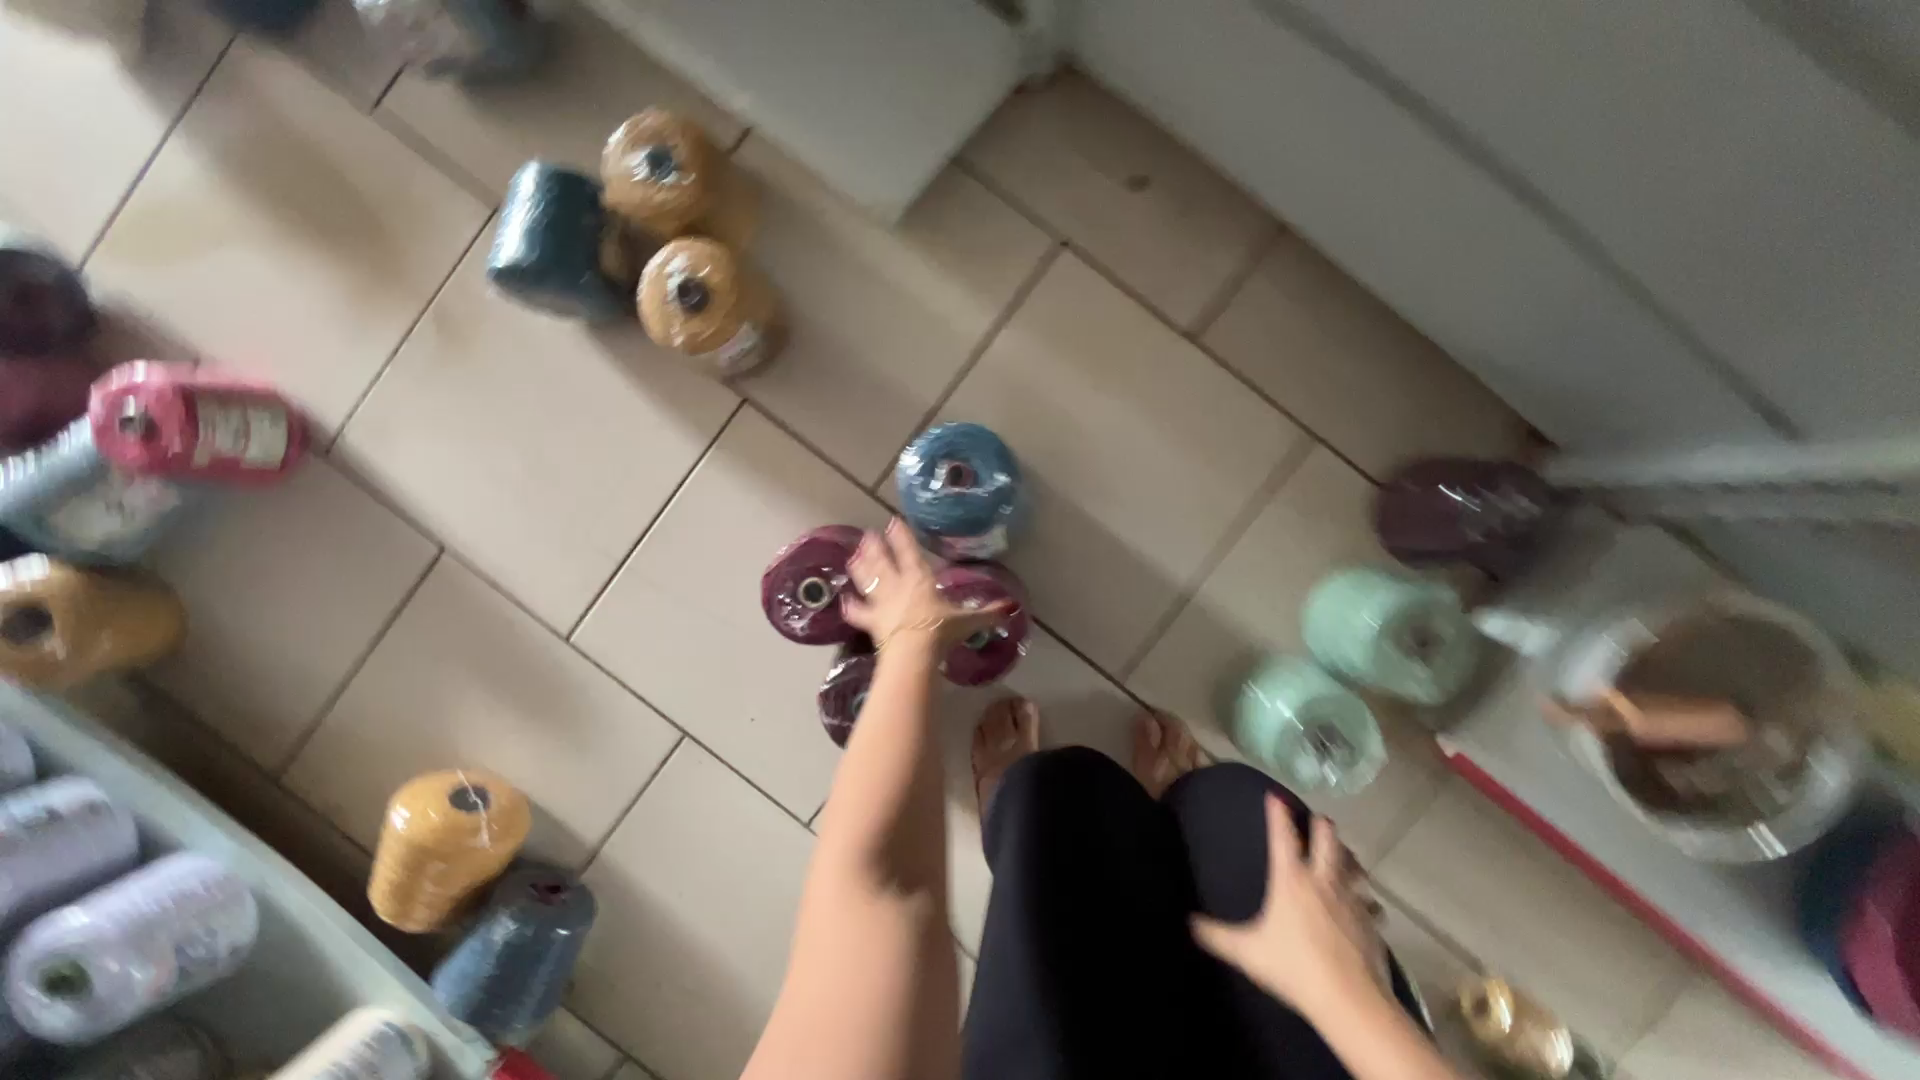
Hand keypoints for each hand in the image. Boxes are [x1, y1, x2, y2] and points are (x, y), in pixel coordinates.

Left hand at [842, 519, 1009, 649]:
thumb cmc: (940, 632)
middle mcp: (897, 585)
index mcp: (920, 579)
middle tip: (867, 534)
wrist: (913, 653)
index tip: (891, 522)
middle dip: (874, 546)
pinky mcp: (871, 622)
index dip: (900, 536)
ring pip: (867, 580)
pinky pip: (858, 613)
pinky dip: (851, 608)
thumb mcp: (967, 622)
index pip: (908, 551)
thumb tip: (1011, 607)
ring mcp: (881, 603)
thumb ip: (987, 613)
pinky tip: (844, 602)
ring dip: (860, 567)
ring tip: (852, 556)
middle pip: (882, 560)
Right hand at [1191, 795, 1389, 1023]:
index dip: (1277, 812)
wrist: (1349, 999)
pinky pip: (1369, 901)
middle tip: (1317, 819)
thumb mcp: (1246, 951)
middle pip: (1327, 838)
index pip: (1282, 835)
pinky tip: (1366, 904)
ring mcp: (1351, 899)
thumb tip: (1189, 922)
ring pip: (1353, 864)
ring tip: (1343, 855)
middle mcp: (1323, 880)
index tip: (1274, 795)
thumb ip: (1215, 935)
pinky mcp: (1371, 922)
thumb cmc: (1294, 966)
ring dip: (1347, 856)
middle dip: (1321, 825)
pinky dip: (1365, 897)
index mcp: (1291, 879)